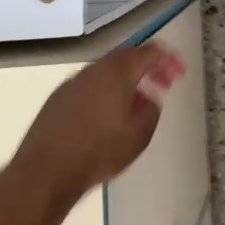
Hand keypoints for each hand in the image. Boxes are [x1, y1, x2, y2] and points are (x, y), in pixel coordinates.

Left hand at [12, 42, 185, 201]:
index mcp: (118, 72)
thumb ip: (151, 110)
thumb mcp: (139, 135)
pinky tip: (104, 118)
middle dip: (147, 69)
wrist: (45, 172)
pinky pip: (88, 87)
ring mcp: (72, 82)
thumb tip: (149, 98)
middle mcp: (94, 69)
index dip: (168, 59)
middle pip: (126, 57)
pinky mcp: (57, 99)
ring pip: (105, 73)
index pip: (150, 51)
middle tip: (160, 85)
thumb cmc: (98, 152)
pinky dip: (103, 93)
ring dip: (124, 82)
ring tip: (133, 106)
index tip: (179, 74)